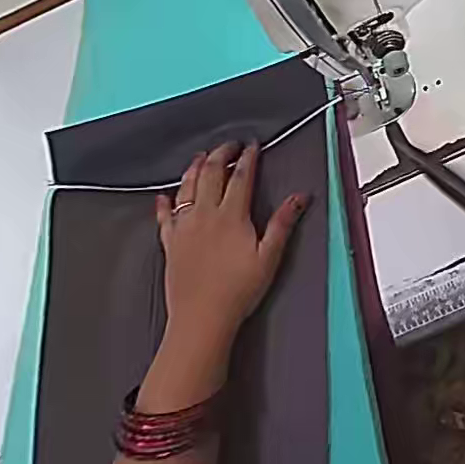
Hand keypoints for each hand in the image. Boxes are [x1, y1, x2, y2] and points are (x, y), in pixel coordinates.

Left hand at [141, 142, 308, 409]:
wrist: (202, 318)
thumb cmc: (239, 290)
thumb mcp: (269, 257)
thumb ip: (283, 223)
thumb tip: (300, 196)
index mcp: (231, 216)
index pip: (241, 177)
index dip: (248, 158)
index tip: (253, 146)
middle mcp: (204, 214)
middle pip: (210, 174)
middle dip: (220, 154)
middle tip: (229, 145)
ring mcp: (184, 227)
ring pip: (186, 187)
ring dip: (194, 168)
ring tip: (201, 157)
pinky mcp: (170, 243)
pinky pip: (164, 216)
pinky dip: (165, 202)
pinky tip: (164, 196)